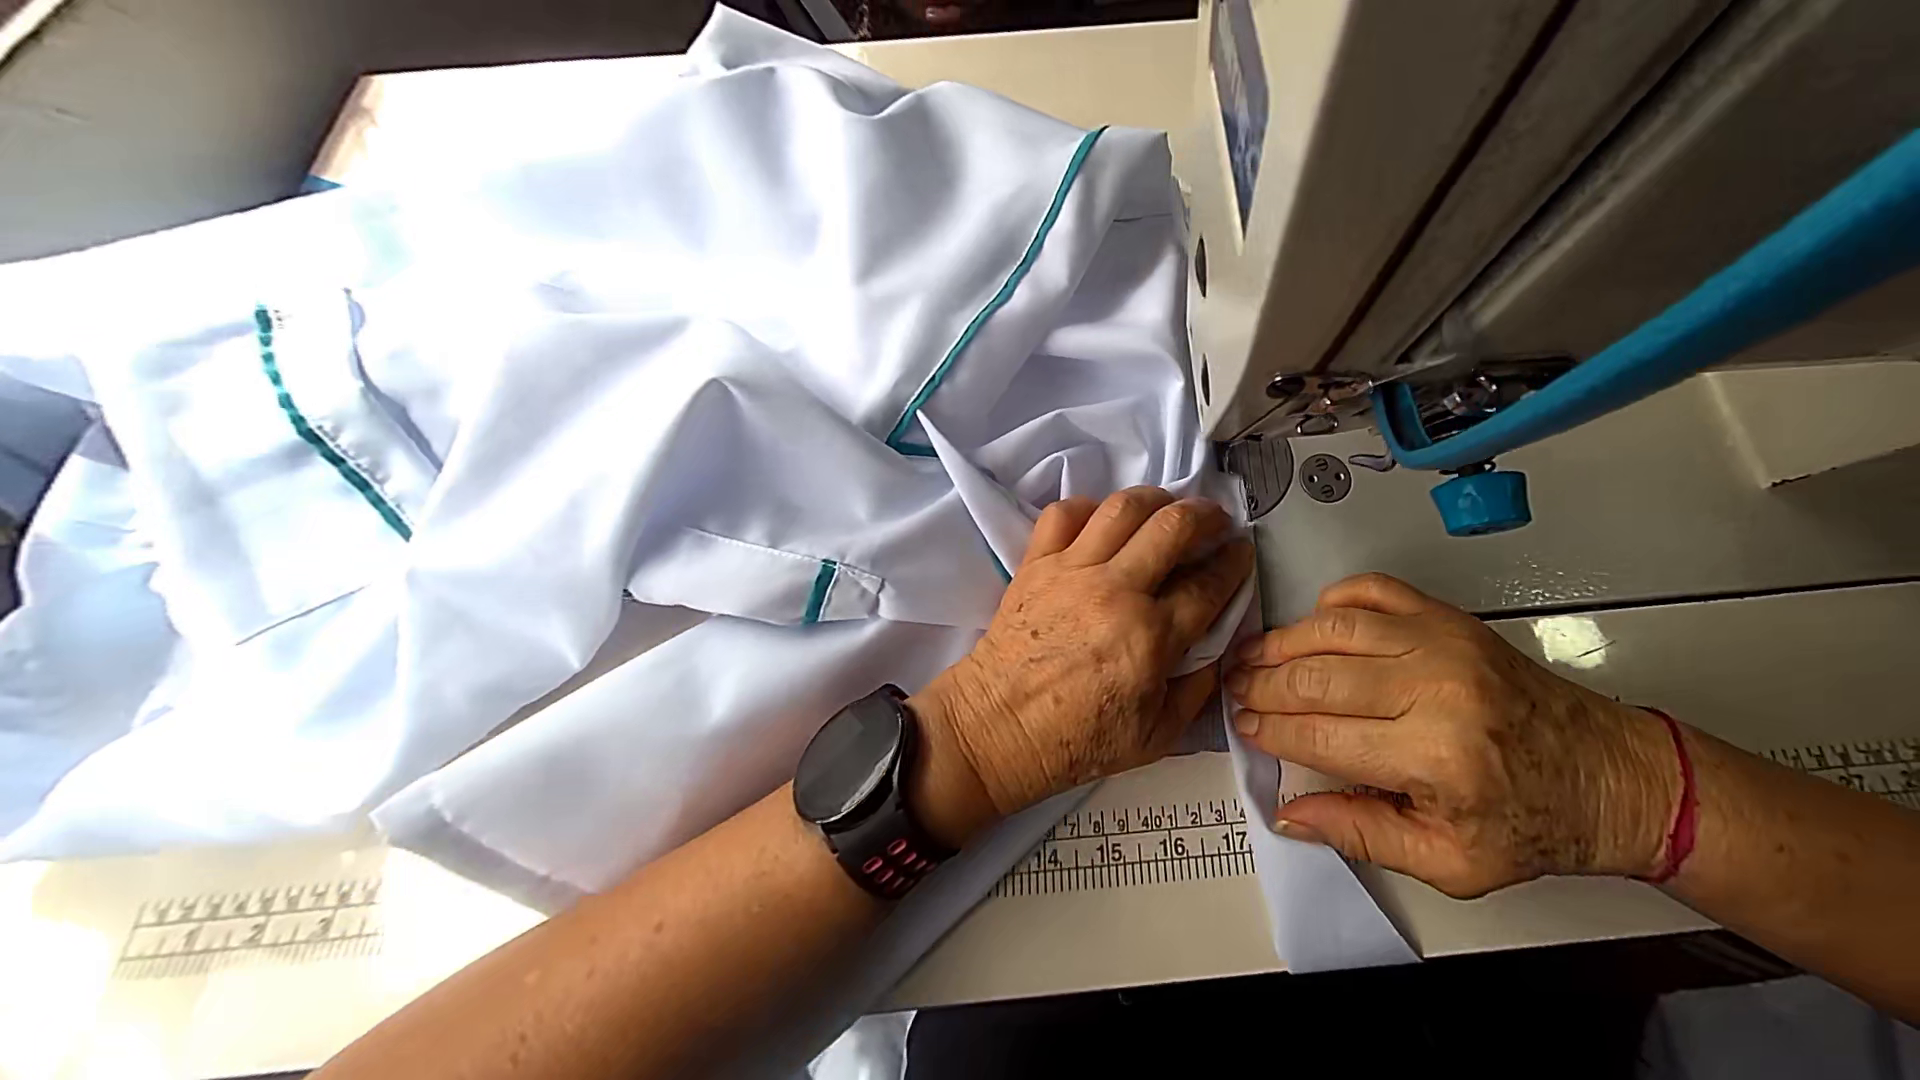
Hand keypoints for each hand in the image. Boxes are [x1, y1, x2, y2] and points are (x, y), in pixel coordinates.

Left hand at [908, 487, 1253, 847]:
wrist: (999, 727)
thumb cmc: (1077, 740)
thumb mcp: (1158, 735)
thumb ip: (1197, 687)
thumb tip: (1219, 644)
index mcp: (1151, 637)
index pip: (1209, 583)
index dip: (1234, 562)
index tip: (1241, 553)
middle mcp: (1115, 592)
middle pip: (1172, 526)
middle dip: (1206, 516)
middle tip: (1214, 522)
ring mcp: (1071, 572)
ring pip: (1122, 508)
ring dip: (1154, 500)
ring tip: (1164, 510)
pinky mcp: (1035, 565)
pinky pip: (1063, 514)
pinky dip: (1087, 508)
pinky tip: (1100, 523)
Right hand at [1227, 573, 1680, 898]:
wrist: (1612, 774)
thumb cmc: (1532, 823)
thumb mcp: (1450, 862)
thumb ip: (1361, 835)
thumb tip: (1287, 812)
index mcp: (1436, 758)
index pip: (1318, 736)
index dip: (1270, 732)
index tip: (1244, 727)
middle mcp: (1436, 690)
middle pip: (1314, 679)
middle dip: (1261, 686)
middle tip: (1234, 691)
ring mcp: (1443, 643)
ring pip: (1331, 630)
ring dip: (1280, 643)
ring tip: (1250, 656)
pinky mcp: (1450, 619)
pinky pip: (1370, 591)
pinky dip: (1332, 601)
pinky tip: (1312, 625)